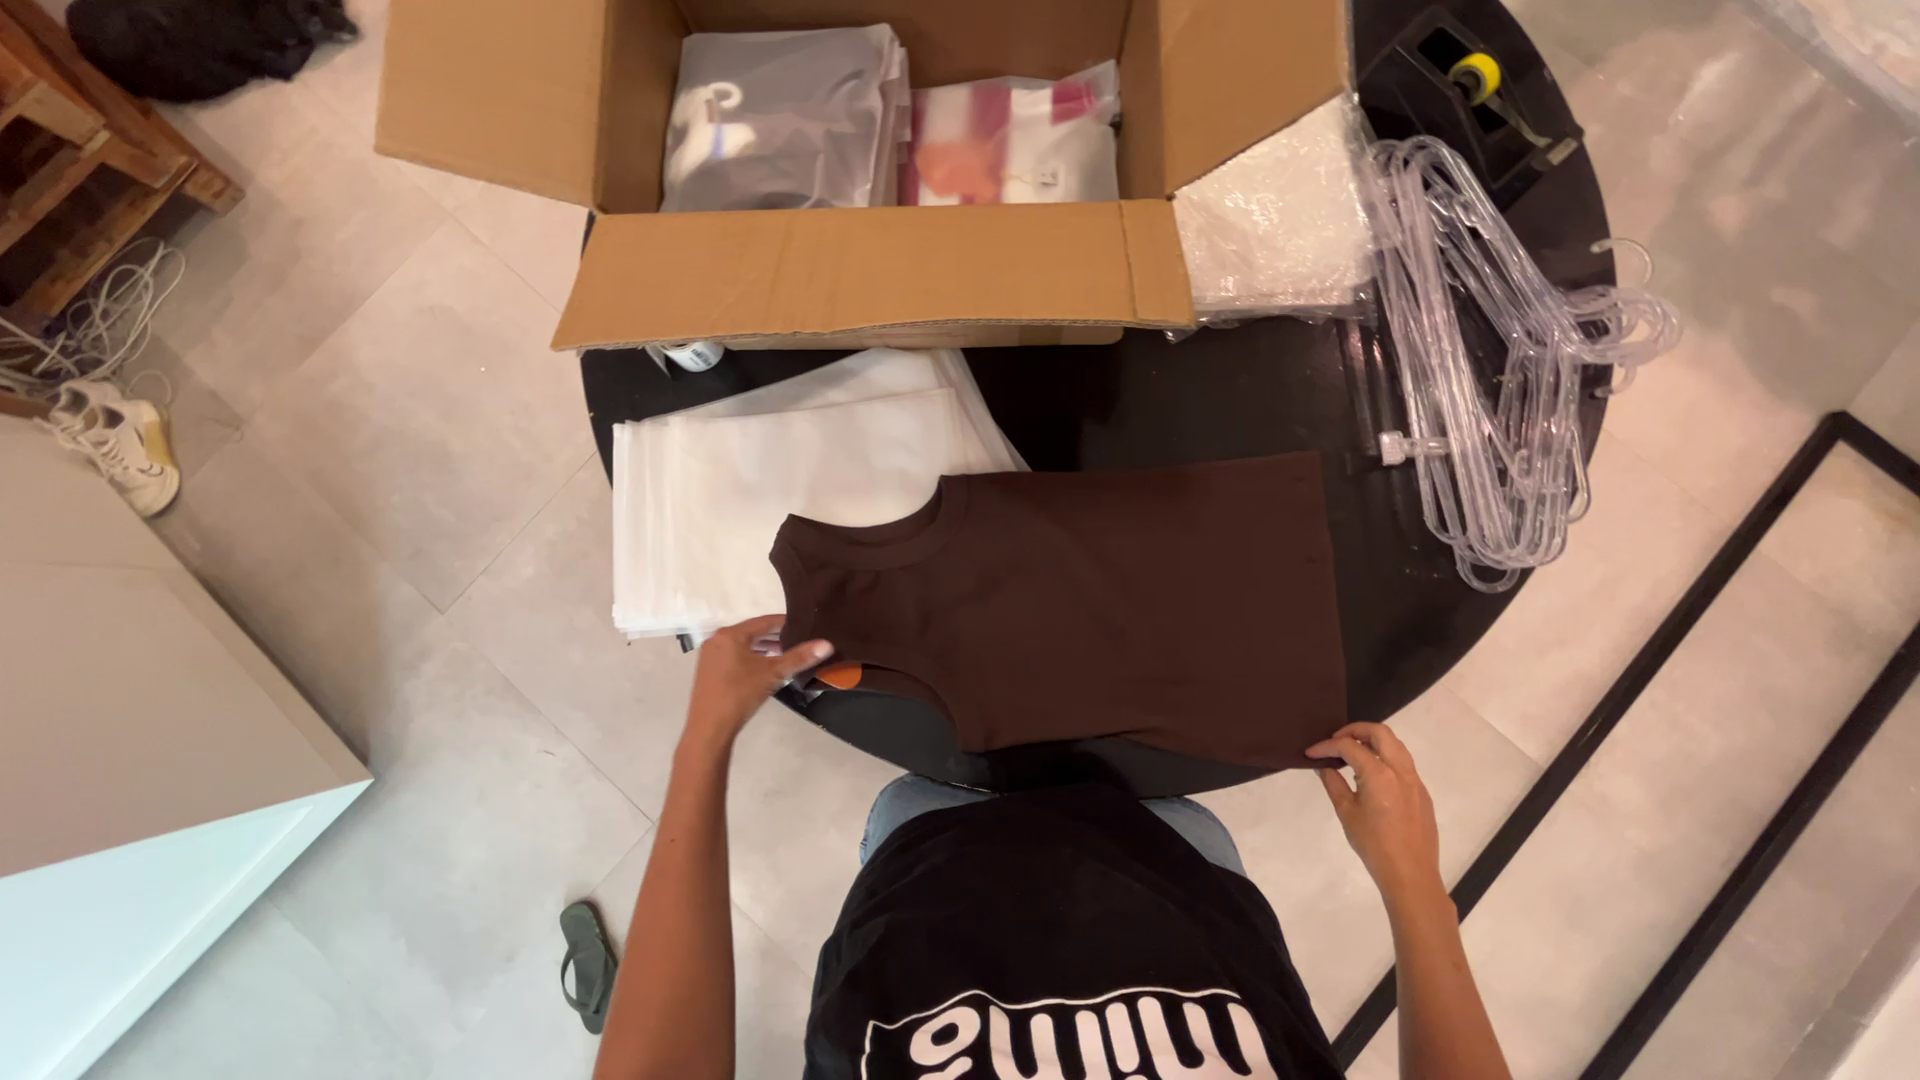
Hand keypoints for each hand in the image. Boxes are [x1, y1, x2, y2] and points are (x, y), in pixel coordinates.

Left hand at [683, 616, 831, 750]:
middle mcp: (717, 639)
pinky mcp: (707, 670)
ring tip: (783, 653)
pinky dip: (749, 657)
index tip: (803, 625)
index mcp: (731, 634)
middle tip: (797, 640)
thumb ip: (800, 657)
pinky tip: (762, 667)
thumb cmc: (740, 693)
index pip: (764, 621)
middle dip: (774, 636)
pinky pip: (733, 655)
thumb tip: (828, 644)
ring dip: (762, 648)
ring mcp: (709, 655)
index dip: (785, 622)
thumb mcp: (774, 673)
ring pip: (742, 645)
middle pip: (752, 632)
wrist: (709, 727)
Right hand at [1307, 722, 1445, 910]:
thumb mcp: (1346, 812)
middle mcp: (1400, 771)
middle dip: (1354, 730)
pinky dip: (1384, 758)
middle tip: (1335, 741)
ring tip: (1352, 753)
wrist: (1410, 874)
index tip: (1311, 753)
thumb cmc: (1373, 845)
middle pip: (1380, 732)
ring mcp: (1415, 781)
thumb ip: (1333, 783)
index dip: (1326, 745)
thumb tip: (1324, 766)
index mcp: (1379, 775)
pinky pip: (1403, 763)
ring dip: (1372, 742)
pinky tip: (1371, 776)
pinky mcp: (1422, 793)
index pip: (1349, 746)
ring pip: (1395, 745)